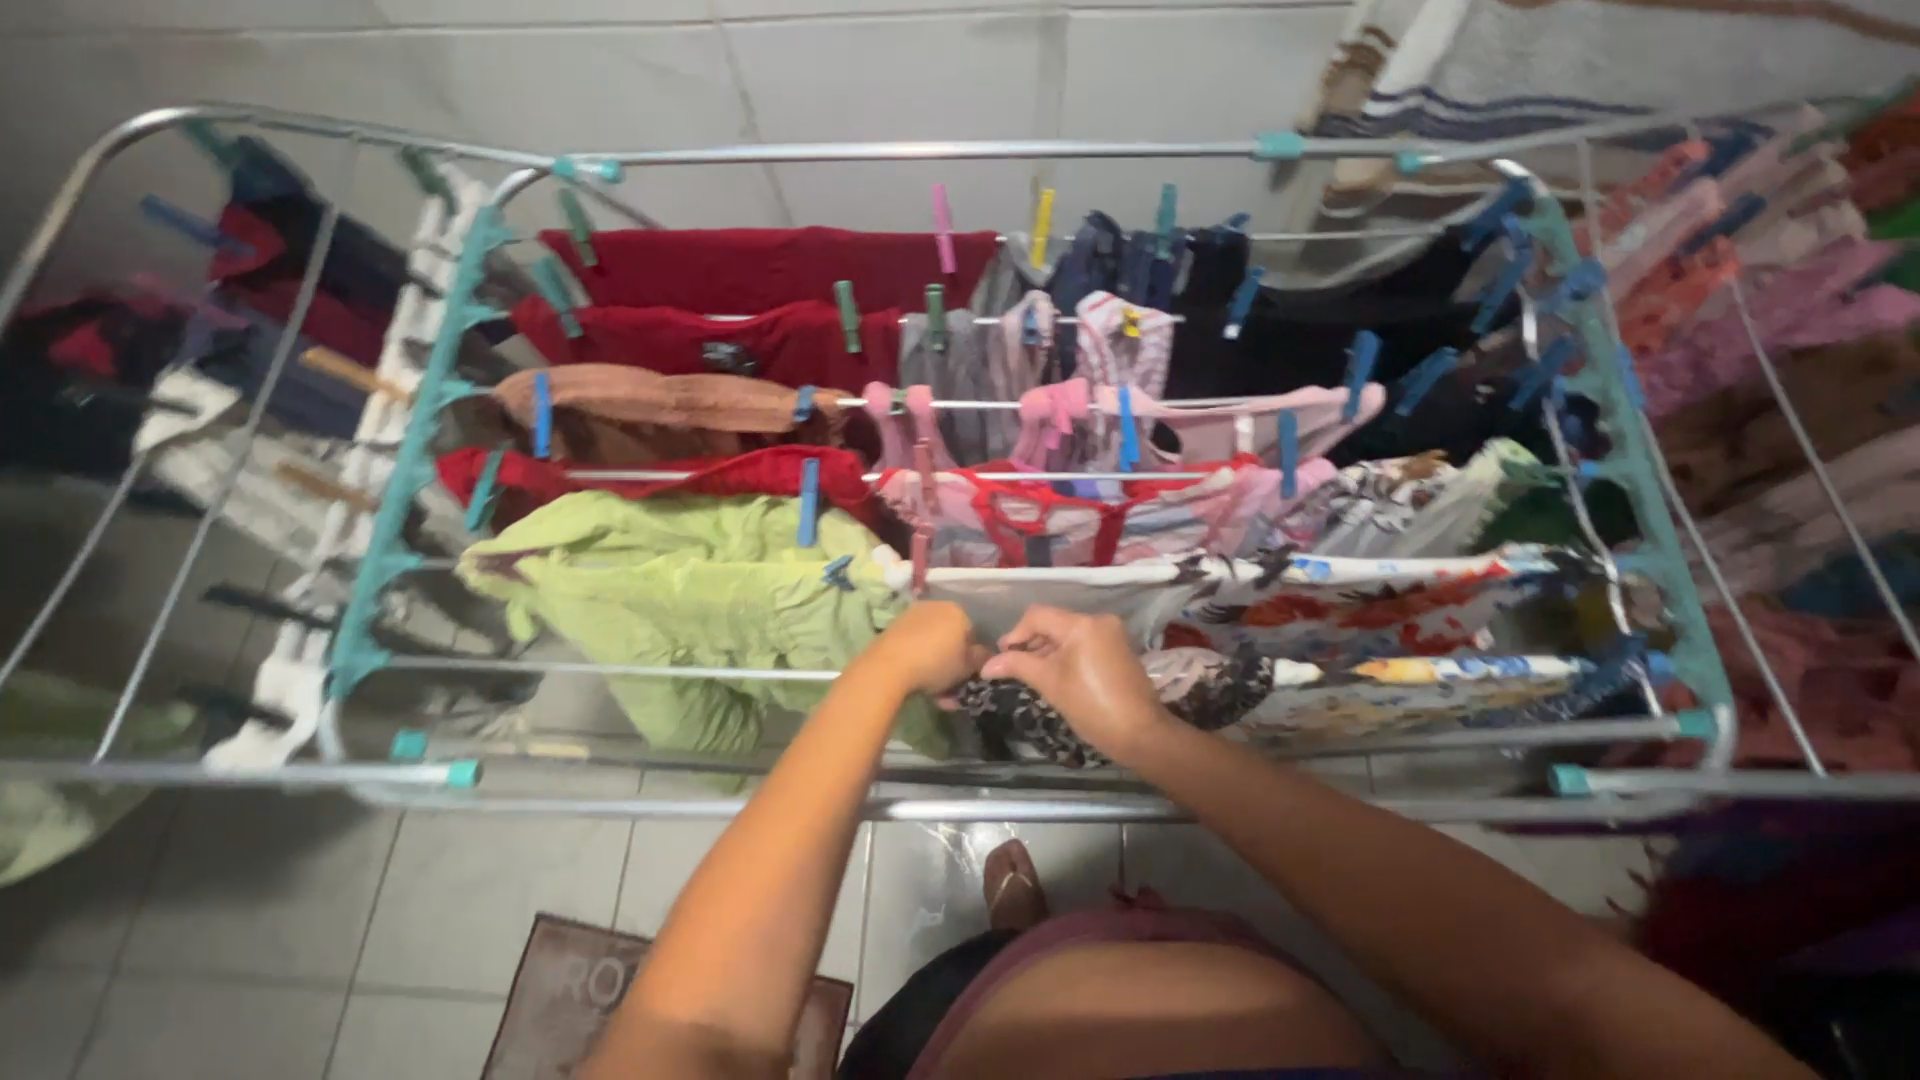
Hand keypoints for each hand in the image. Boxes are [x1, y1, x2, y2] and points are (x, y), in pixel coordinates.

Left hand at [860, 601, 988, 696]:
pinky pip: (913, 644)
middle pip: (950, 635)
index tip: (966, 675)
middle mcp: (935, 606)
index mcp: (957, 611)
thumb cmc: (936, 663)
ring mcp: (911, 615)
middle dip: (951, 659)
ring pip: (930, 641)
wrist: (889, 666)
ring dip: (933, 662)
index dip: (971, 657)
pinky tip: (915, 677)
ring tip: (931, 687)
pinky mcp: (892, 627)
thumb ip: (980, 659)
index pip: (972, 633)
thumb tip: (984, 655)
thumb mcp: (967, 667)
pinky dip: (917, 658)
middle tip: (949, 684)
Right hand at [979, 606, 1172, 765]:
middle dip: (1031, 643)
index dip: (1015, 634)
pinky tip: (1056, 676)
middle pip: (1053, 623)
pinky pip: (1084, 644)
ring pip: (1068, 634)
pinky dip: (1067, 655)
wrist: (1140, 734)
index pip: (1037, 616)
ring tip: (1033, 675)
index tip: (1002, 657)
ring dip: (1048, 651)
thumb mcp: (1050, 684)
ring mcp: (1112, 635)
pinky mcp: (1118, 649)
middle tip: (1014, 668)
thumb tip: (986, 665)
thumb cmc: (1091, 706)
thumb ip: (1017, 666)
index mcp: (1082, 624)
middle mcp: (1099, 621)